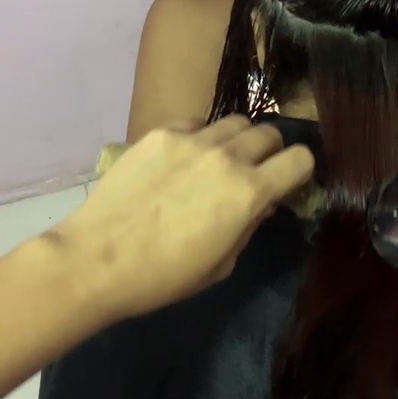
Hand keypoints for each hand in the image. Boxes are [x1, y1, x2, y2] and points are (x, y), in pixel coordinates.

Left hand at [49, 117, 315, 321]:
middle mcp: (228, 156)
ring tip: (218, 162)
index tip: (288, 181)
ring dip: (237, 141)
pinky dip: (201, 138)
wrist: (96, 260)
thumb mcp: (220, 264)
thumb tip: (263, 202)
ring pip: (236, 122)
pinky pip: (197, 124)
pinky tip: (182, 161)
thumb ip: (249, 225)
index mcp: (249, 192)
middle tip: (254, 171)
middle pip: (270, 133)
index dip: (301, 170)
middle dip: (271, 152)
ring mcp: (193, 139)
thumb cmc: (163, 276)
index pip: (300, 159)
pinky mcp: (162, 132)